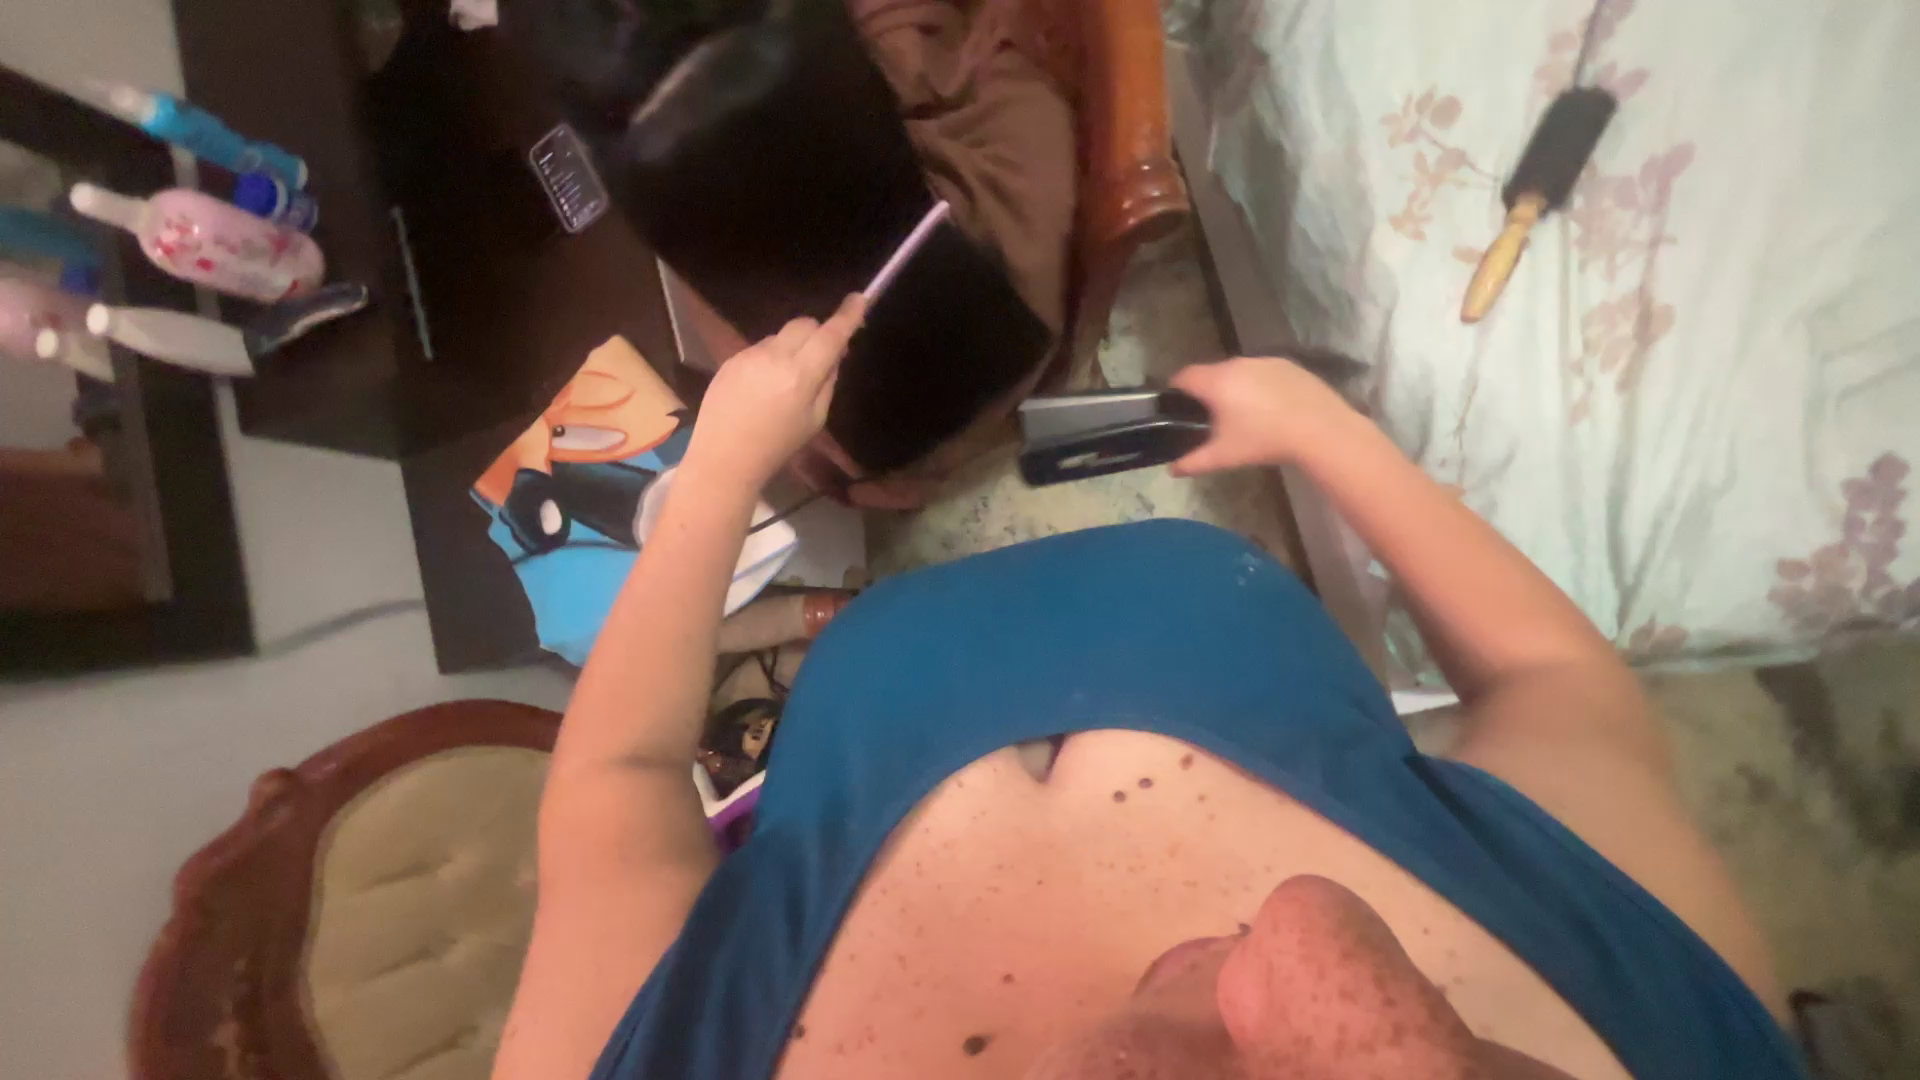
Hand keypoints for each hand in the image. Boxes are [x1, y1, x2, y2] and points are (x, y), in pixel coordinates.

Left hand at [685, 293, 865, 487]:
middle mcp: (774, 357)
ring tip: (787, 382)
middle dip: (818, 333)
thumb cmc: (777, 446)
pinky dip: (771, 358)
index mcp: (800, 376)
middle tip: (824, 356)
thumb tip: (833, 356)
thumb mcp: (815, 420)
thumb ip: (827, 383)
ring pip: (781, 336)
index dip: (847, 316)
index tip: (859, 299)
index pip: (830, 335)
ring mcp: (749, 355)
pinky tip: (763, 387)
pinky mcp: (731, 359)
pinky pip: (761, 348)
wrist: (725, 456)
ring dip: (793, 347)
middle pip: (805, 324)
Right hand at [1169, 356, 1359, 474]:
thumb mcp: (1224, 456)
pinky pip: (1260, 371)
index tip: (1175, 404)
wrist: (1320, 429)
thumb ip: (1193, 463)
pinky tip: (1267, 406)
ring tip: (1240, 411)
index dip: (1174, 388)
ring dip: (1231, 385)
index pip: (1183, 376)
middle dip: (1205, 390)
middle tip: (1208, 415)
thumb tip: (1172, 470)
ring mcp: (1264, 361)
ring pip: (1236, 370)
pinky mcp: (1286, 364)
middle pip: (1210, 372)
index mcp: (1216, 382)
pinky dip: (1256, 384)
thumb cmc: (1264, 440)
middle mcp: (1237, 364)